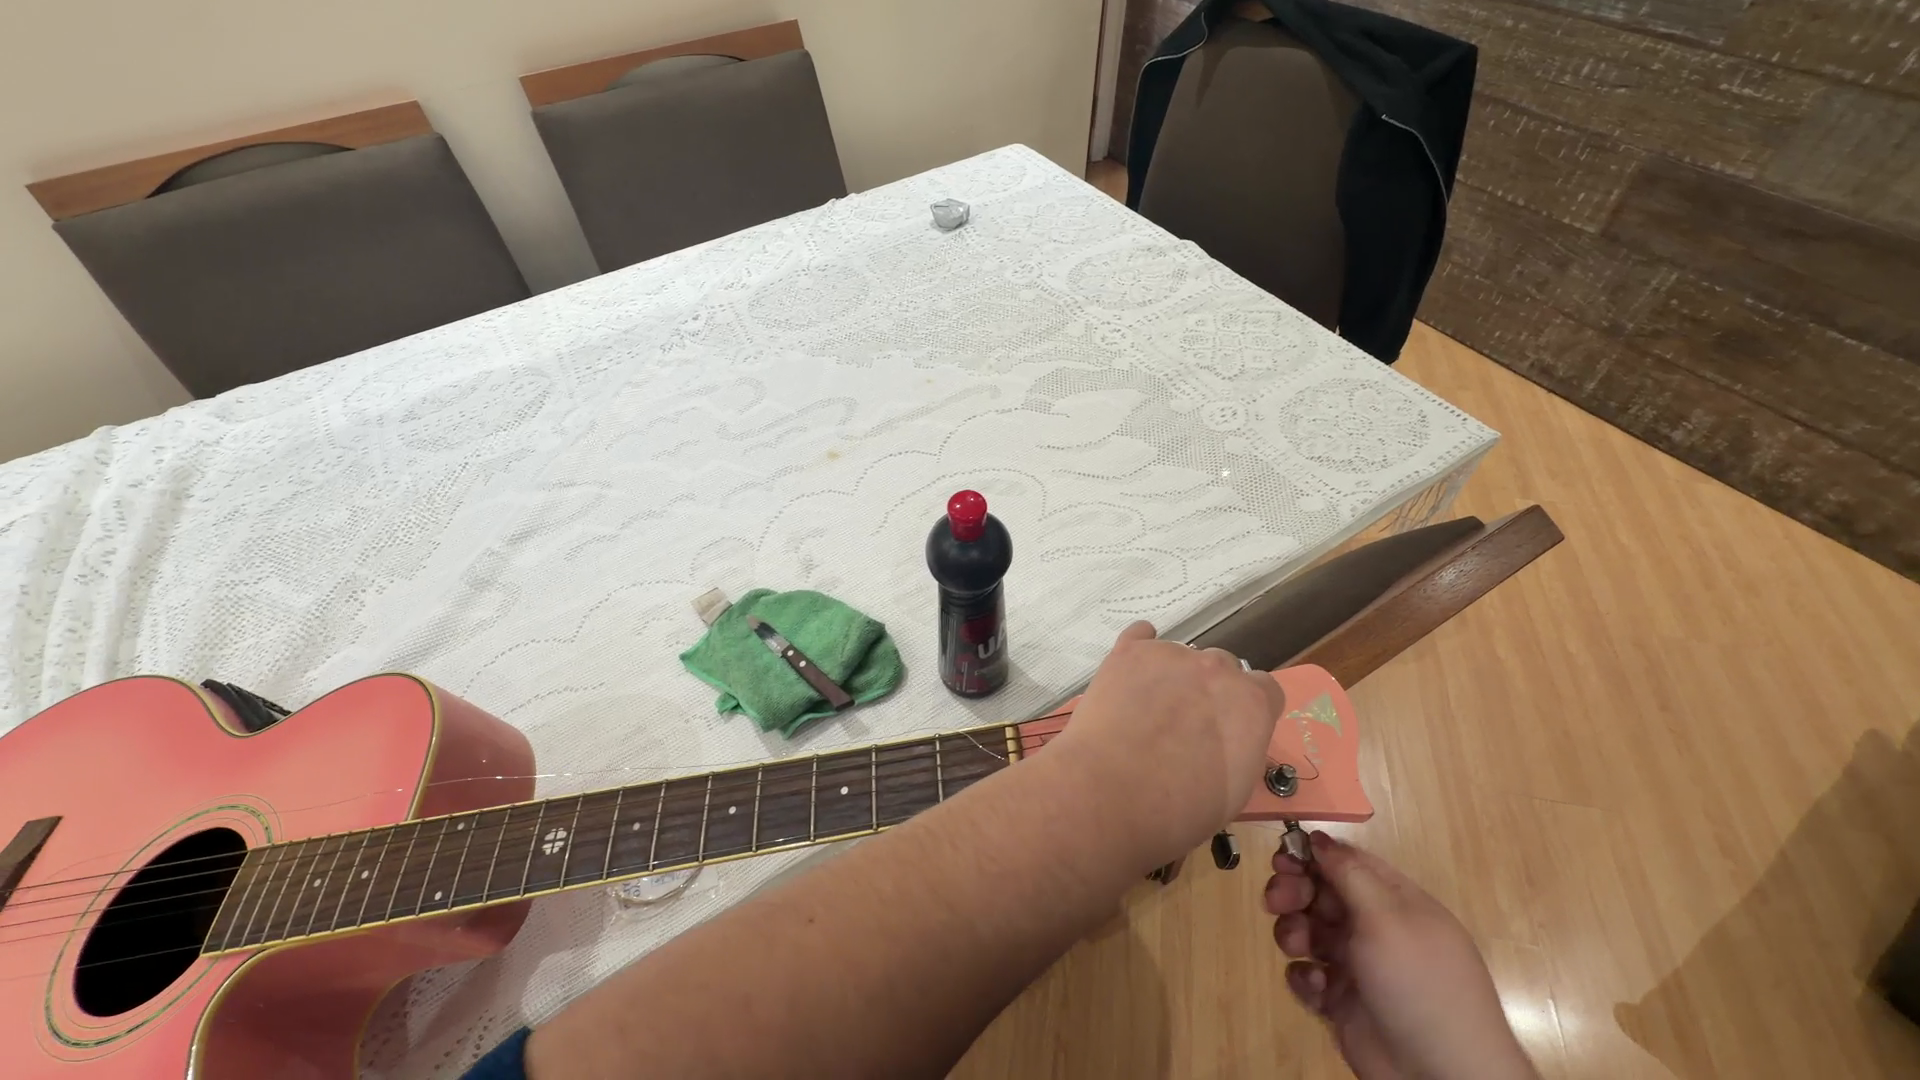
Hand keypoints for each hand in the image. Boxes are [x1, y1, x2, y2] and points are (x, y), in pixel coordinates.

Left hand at [1044, 621, 1284, 873]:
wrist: (1109, 794)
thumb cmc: (1177, 811)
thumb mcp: (1232, 793)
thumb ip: (1240, 751)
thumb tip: (1228, 742)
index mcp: (1251, 704)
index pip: (1265, 690)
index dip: (1248, 709)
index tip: (1231, 728)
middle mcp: (1216, 670)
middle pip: (1222, 668)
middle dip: (1209, 691)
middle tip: (1185, 724)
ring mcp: (1171, 655)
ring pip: (1181, 656)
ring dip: (1172, 676)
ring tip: (1147, 710)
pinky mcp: (1129, 652)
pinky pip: (1140, 636)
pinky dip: (1139, 650)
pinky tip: (1130, 669)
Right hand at [1266, 833, 1538, 1079]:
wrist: (1442, 1076)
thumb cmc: (1419, 983)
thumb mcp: (1387, 918)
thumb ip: (1348, 872)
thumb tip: (1318, 836)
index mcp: (1394, 901)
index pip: (1345, 861)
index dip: (1311, 855)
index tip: (1282, 859)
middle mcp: (1374, 927)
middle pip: (1319, 893)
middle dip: (1292, 892)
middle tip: (1277, 902)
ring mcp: (1356, 965)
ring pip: (1306, 931)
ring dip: (1293, 933)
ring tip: (1300, 950)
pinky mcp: (1340, 1000)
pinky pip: (1306, 974)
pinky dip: (1303, 976)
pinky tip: (1318, 988)